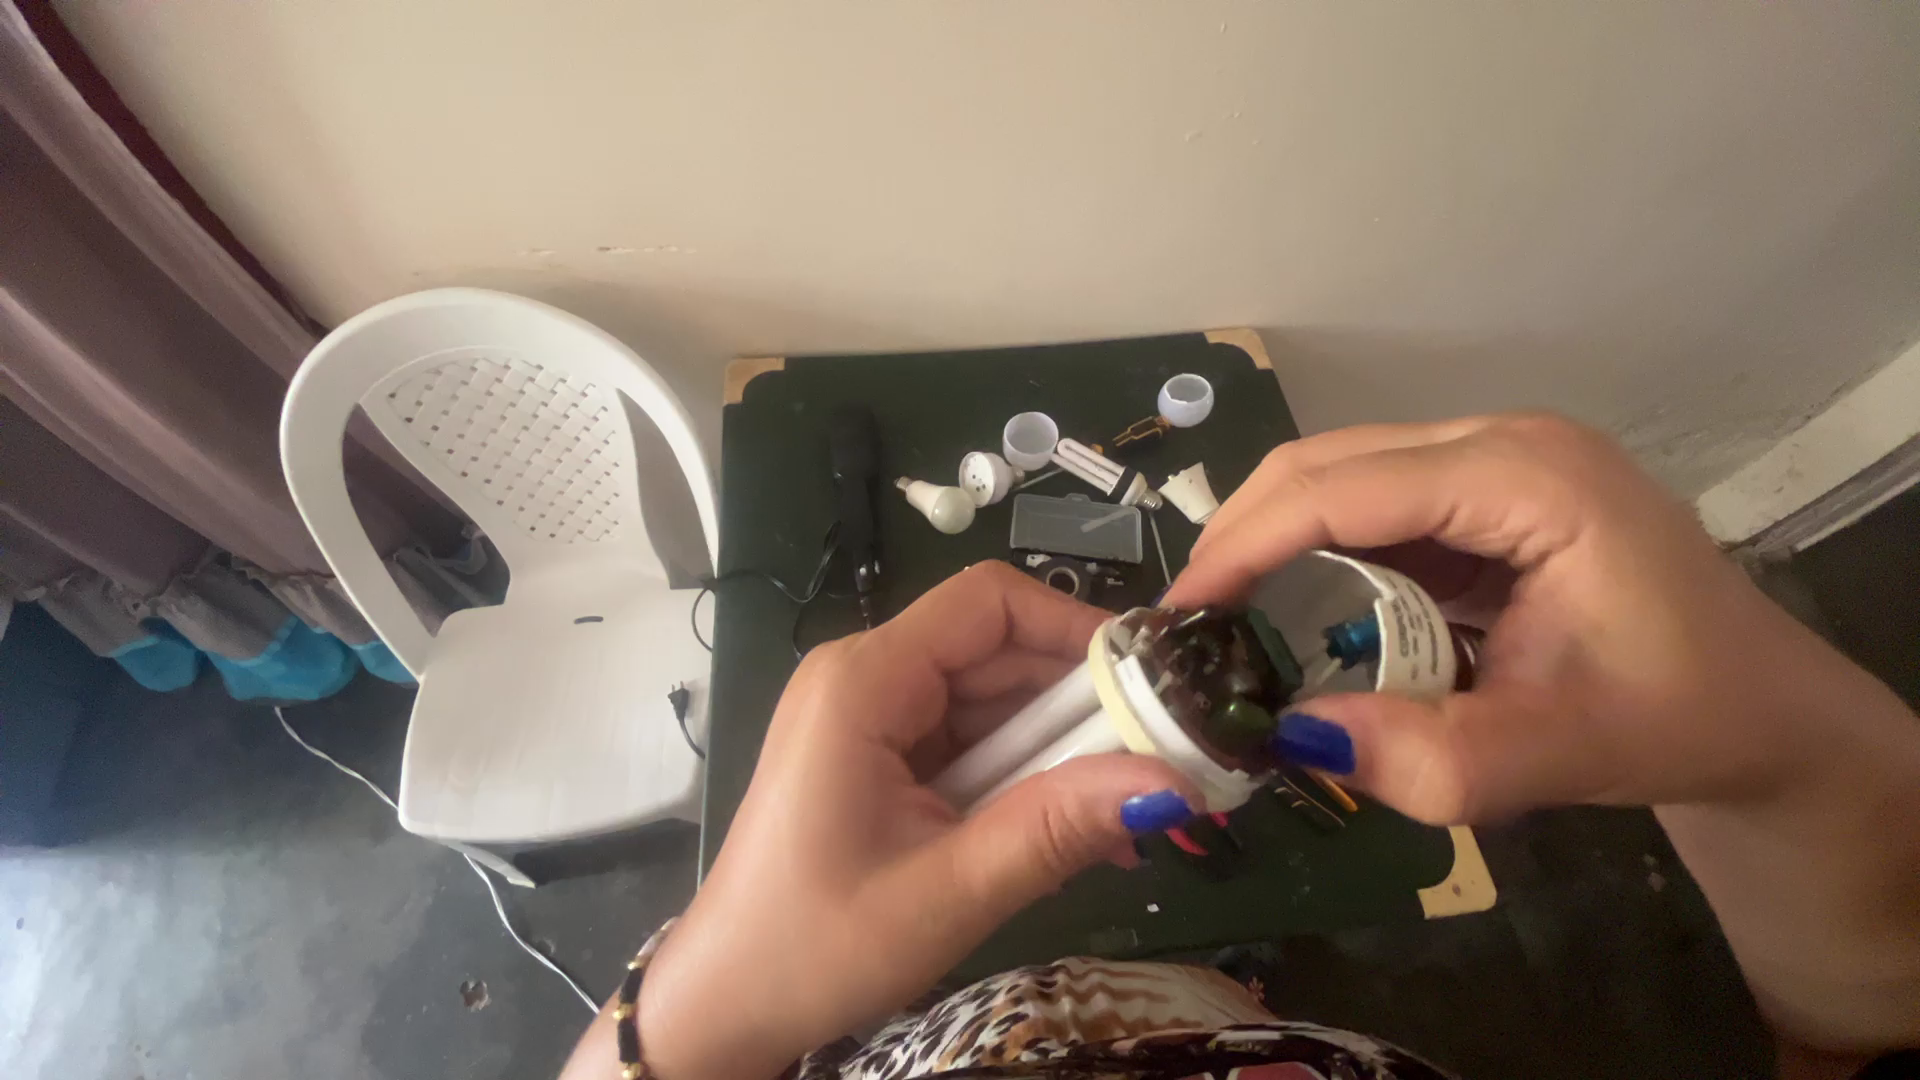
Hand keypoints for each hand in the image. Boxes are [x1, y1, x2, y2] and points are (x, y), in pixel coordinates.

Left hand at [635, 563, 1187, 1079]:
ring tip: (1126, 809)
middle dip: (1079, 700)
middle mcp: (867, 674)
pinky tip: (1072, 824)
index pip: (986, 603)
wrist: (725, 1002)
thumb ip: (1055, 829)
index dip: (1073, 623)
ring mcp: (874, 710)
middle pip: (996, 649)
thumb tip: (1173, 785)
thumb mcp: (946, 892)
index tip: (1148, 676)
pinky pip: (971, 737)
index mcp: (864, 680)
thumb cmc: (813, 947)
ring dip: (1060, 746)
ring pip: (993, 696)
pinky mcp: (884, 747)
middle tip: (1161, 756)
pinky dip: (1024, 772)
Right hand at [1166, 412, 1919, 1051]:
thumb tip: (1291, 736)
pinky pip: (1356, 498)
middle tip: (1190, 610)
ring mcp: (1485, 458)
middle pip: (1321, 462)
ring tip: (1221, 601)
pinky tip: (1282, 589)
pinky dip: (1301, 541)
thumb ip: (1431, 757)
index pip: (1343, 490)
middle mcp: (1498, 443)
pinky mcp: (1469, 488)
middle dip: (1240, 531)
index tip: (1185, 609)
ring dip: (1263, 532)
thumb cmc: (1679, 720)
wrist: (1763, 713)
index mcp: (1528, 479)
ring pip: (1329, 472)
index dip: (1247, 543)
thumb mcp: (1560, 755)